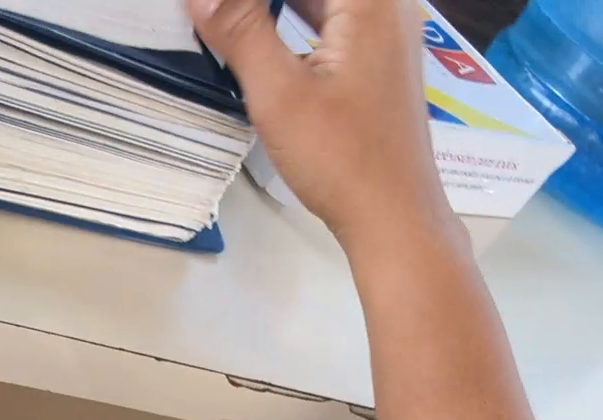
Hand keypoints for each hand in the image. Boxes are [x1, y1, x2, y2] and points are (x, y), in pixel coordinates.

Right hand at [190, 0, 451, 247]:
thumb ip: (240, 31)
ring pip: (325, 1)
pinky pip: (334, 19)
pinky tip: (265, 35)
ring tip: (234, 20)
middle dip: (258, 3)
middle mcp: (387, 3)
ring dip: (276, 6)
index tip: (210, 7)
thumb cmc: (339, 157)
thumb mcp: (279, 94)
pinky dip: (298, 18)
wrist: (391, 215)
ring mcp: (387, 33)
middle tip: (217, 14)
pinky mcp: (378, 63)